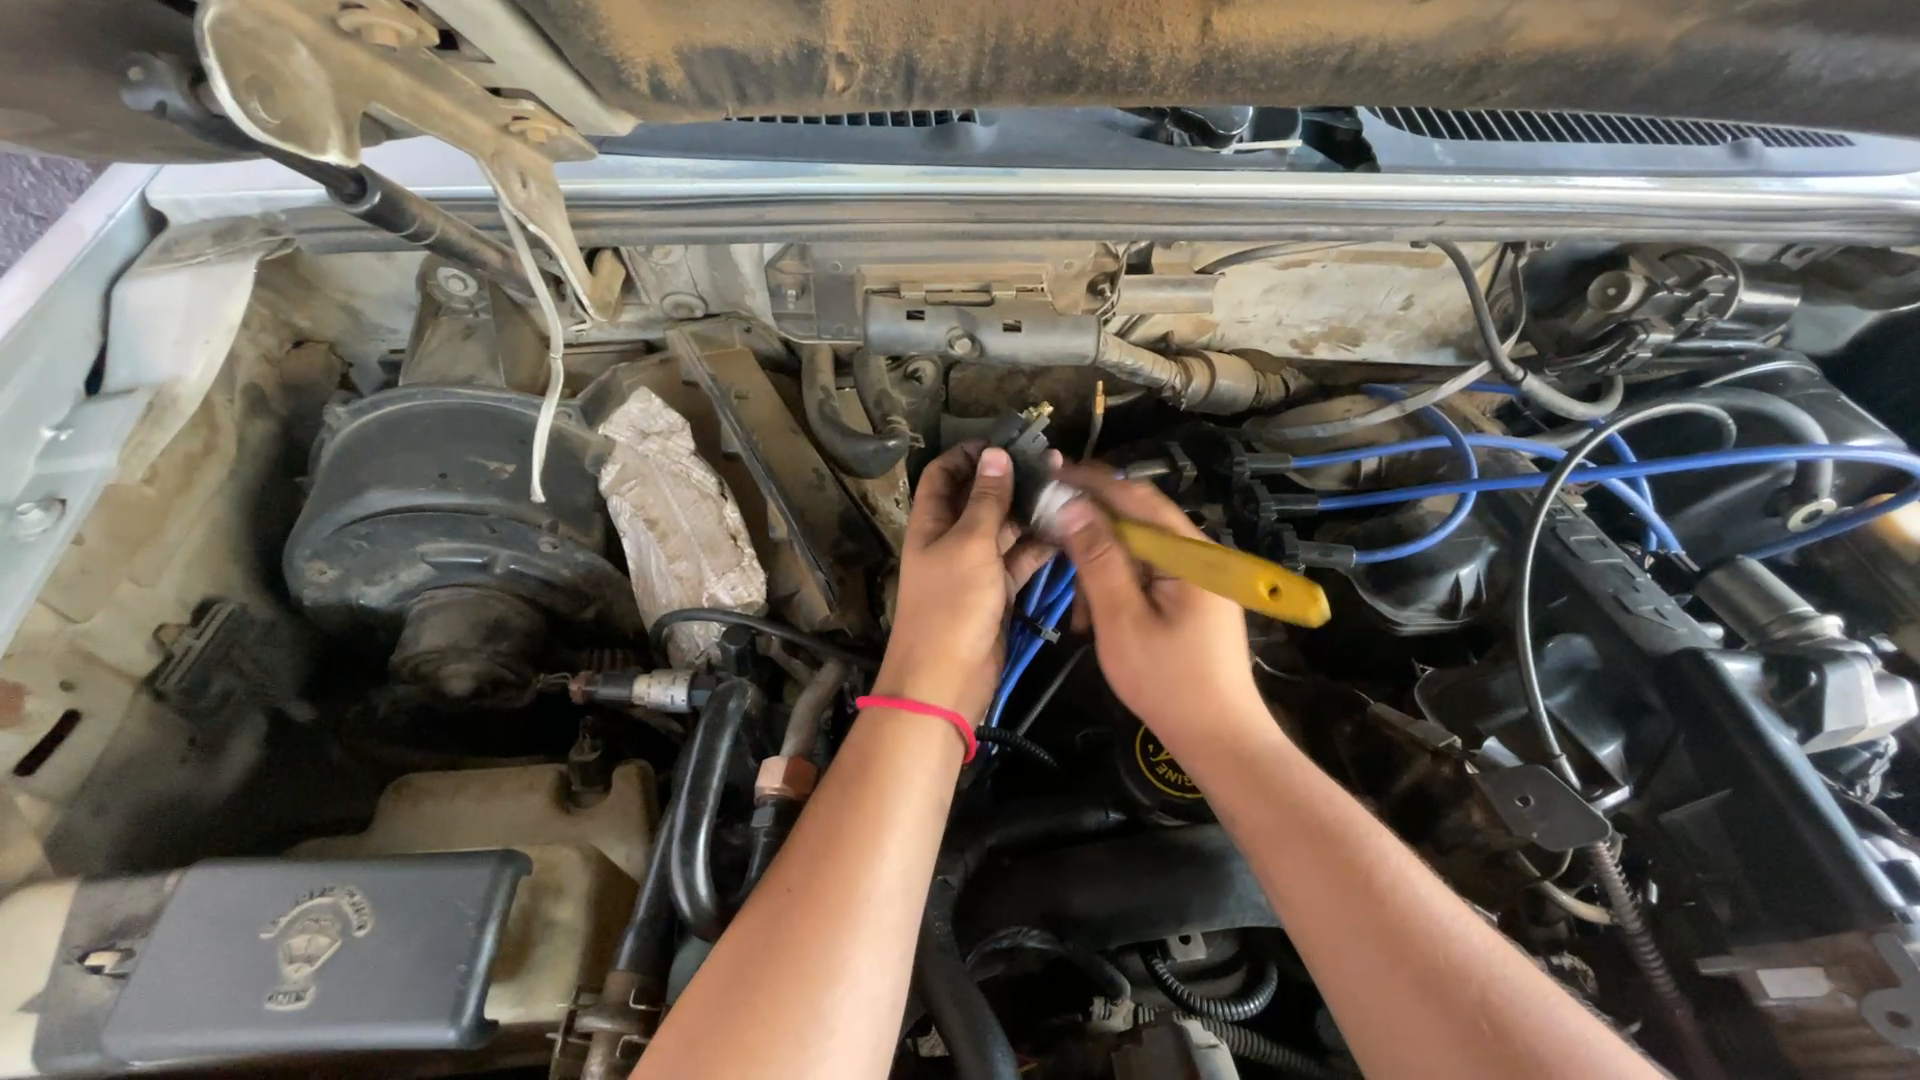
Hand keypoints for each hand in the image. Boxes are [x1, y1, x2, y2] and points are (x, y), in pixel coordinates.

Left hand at [873, 442, 1051, 722]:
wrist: (946, 679)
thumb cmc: (951, 604)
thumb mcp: (969, 544)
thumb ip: (986, 499)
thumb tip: (995, 454)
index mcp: (931, 523)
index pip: (944, 474)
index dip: (969, 455)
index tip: (1007, 442)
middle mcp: (951, 540)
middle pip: (979, 499)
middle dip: (1011, 482)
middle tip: (1052, 464)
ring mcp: (975, 568)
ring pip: (1004, 530)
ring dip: (1030, 513)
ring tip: (1066, 493)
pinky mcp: (997, 592)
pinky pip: (1018, 561)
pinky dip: (1038, 548)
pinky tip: (1065, 531)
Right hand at [1053, 464, 1266, 749]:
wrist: (1219, 738)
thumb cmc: (1168, 682)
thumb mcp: (1122, 620)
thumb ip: (1098, 560)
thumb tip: (1072, 506)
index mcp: (1190, 553)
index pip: (1135, 496)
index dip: (1091, 481)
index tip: (1050, 474)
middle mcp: (1199, 555)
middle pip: (1137, 521)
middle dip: (1090, 532)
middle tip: (1049, 542)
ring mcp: (1198, 578)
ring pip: (1138, 552)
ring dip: (1102, 570)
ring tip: (1079, 615)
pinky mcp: (1192, 599)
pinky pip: (1148, 576)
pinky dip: (1118, 589)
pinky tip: (1098, 621)